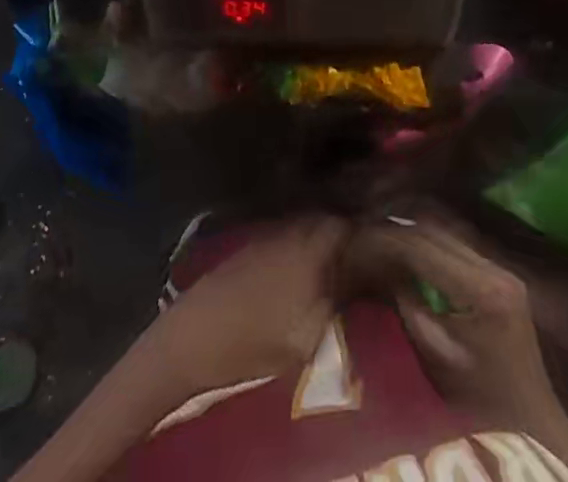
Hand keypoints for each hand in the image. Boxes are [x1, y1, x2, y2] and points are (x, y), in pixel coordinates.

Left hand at [140, 215, 350, 392]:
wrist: (191, 339)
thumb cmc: (251, 346)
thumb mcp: (305, 339)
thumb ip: (334, 303)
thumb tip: (356, 280)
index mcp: (305, 255)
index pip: (342, 226)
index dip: (361, 232)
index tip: (377, 246)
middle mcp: (286, 237)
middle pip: (322, 221)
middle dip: (342, 233)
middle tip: (358, 254)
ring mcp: (263, 240)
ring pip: (301, 228)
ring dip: (319, 238)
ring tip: (335, 260)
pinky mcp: (246, 249)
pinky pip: (282, 236)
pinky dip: (297, 245)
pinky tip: (301, 266)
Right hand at [345, 214, 559, 430]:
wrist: (528, 421)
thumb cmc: (476, 398)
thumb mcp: (432, 350)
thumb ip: (405, 301)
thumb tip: (377, 266)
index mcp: (483, 291)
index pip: (424, 248)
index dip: (387, 241)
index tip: (358, 240)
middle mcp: (497, 271)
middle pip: (437, 234)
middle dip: (397, 233)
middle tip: (364, 237)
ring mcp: (503, 271)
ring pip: (446, 236)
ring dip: (412, 236)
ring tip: (381, 242)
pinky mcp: (501, 277)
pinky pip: (457, 248)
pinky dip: (428, 246)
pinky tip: (407, 254)